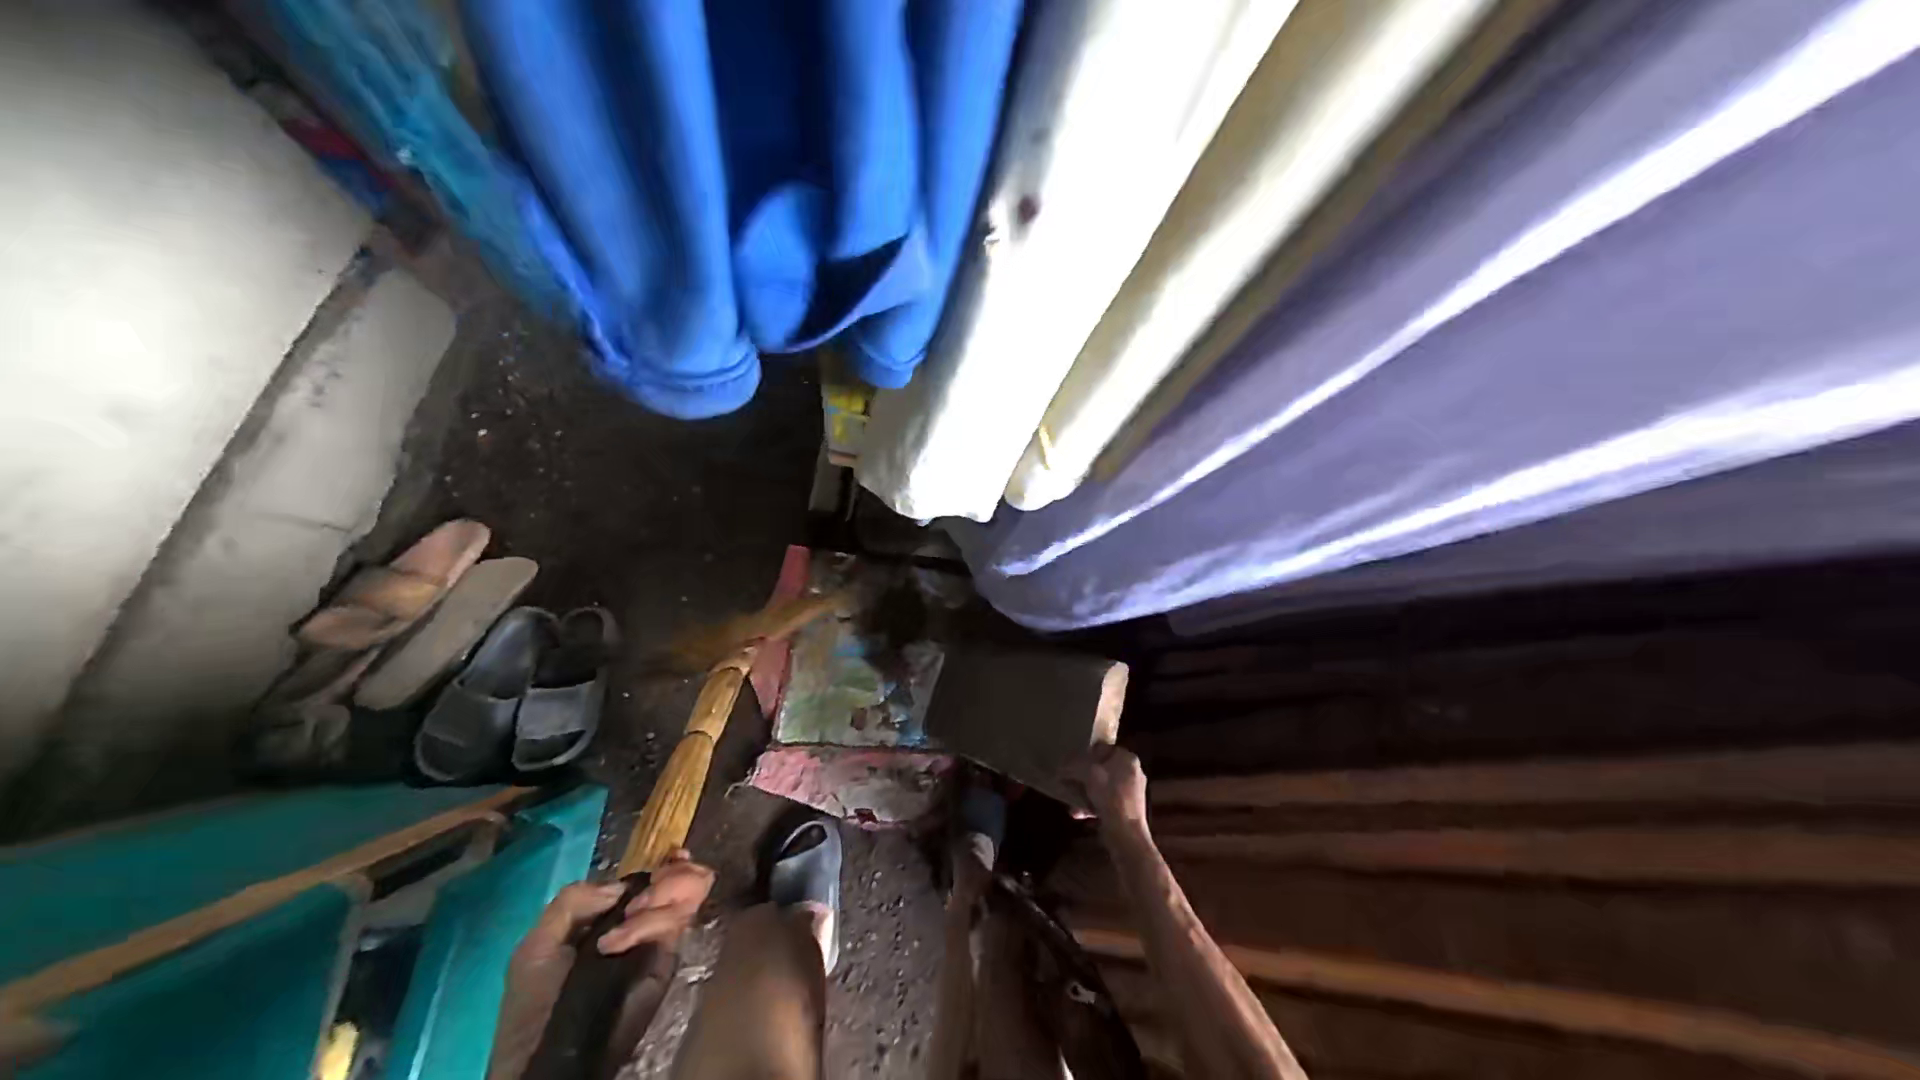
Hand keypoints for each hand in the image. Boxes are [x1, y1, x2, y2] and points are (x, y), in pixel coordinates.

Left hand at [492, 854, 715, 1079]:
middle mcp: (640, 921)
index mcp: (610, 913)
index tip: (674, 853)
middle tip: (660, 878)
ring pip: (683, 897)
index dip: (665, 862)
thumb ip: (572, 901)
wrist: (549, 1052)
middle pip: (677, 880)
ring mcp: (656, 941)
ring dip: (664, 892)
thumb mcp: (538, 944)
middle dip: (672, 874)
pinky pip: (673, 927)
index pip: (648, 877)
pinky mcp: (666, 963)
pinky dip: (653, 921)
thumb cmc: (535, 1002)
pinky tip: (625, 937)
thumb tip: (620, 886)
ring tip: (635, 910)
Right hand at [1064, 744, 1148, 831]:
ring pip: (1103, 787)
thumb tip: (1061, 767)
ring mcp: (1132, 792)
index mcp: (1128, 758)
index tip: (1074, 762)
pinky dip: (1094, 805)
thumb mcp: (1086, 773)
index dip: (1087, 754)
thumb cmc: (1109, 795)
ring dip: (1087, 793)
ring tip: (1072, 800)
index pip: (1104, 748)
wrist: (1126, 832)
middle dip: (1085, 776)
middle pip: (1103, 769)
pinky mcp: (1129, 809)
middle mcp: (1133, 772)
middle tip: (1072, 780)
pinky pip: (1107, 802)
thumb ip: (1073, 766)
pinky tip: (1079, 812)